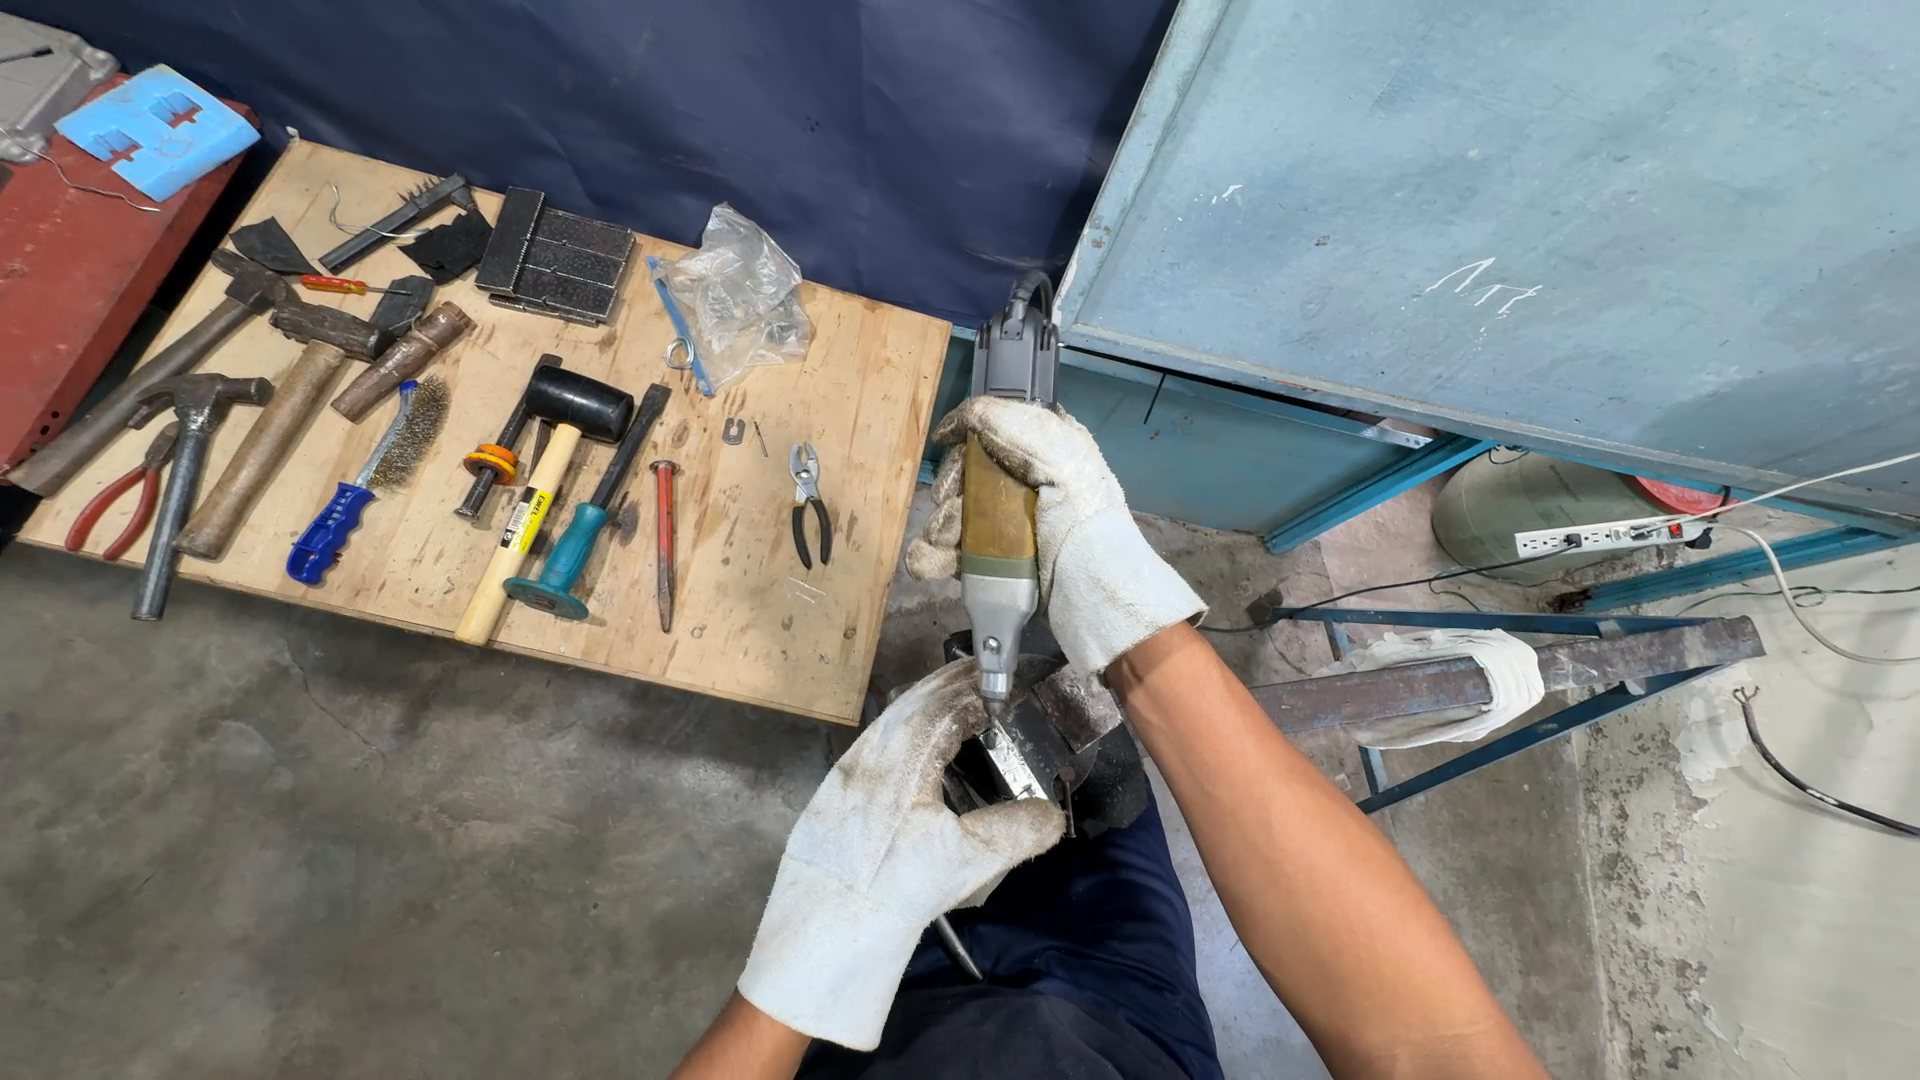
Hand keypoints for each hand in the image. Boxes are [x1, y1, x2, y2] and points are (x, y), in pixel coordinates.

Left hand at [737, 658, 1063, 1050]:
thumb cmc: (898, 894)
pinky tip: (912, 745)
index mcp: (901, 762)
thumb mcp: (966, 863)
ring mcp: (843, 774)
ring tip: (951, 703)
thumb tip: (1052, 815)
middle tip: (977, 679)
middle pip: (909, 704)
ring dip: (921, 706)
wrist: (824, 940)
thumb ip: (1014, 832)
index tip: (995, 684)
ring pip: (886, 723)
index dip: (971, 691)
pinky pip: (870, 744)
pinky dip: (899, 730)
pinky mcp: (830, 795)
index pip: (941, 708)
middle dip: (945, 688)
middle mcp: (867, 757)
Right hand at [906, 397, 1206, 673]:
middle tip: (953, 517)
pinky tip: (933, 566)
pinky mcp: (993, 566)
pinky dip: (932, 559)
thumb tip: (955, 423)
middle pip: (962, 478)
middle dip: (949, 497)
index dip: (965, 444)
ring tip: (944, 550)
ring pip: (949, 517)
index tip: (949, 451)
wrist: (1092, 596)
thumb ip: (1011, 423)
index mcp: (1045, 453)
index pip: (988, 434)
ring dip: (937, 532)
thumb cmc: (1081, 521)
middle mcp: (1024, 487)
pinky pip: (949, 554)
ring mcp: (1006, 529)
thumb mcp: (1060, 456)